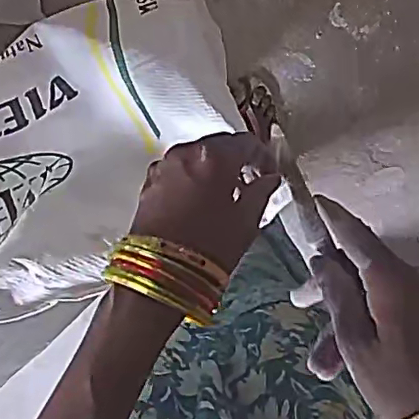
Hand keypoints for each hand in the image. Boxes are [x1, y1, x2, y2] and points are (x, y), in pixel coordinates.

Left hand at [128, 132, 279, 274]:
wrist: (160, 275)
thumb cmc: (209, 248)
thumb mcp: (246, 221)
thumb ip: (261, 192)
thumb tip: (268, 179)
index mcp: (214, 157)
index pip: (246, 143)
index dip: (263, 156)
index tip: (269, 171)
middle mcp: (186, 153)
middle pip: (218, 146)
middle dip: (236, 159)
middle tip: (250, 179)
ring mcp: (164, 166)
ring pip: (196, 157)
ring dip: (212, 168)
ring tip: (226, 192)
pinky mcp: (149, 183)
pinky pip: (178, 170)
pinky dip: (192, 177)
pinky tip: (201, 199)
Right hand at [299, 197, 418, 418]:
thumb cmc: (395, 383)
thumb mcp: (354, 342)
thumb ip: (337, 295)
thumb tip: (323, 260)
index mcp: (393, 278)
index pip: (356, 234)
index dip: (332, 218)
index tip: (313, 201)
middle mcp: (412, 276)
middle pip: (361, 264)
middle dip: (329, 283)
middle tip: (299, 300)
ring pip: (371, 290)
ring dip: (344, 317)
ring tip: (322, 362)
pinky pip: (387, 303)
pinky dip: (364, 321)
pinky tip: (343, 358)